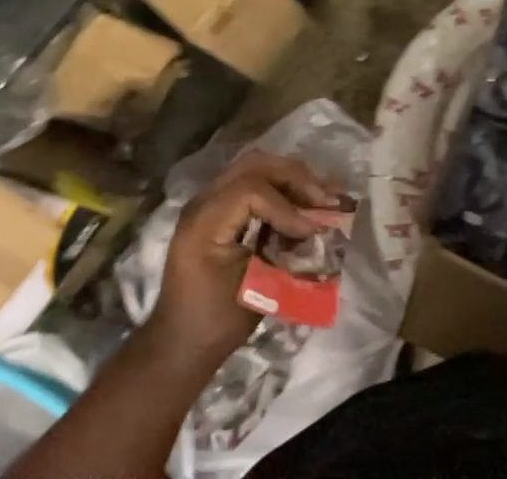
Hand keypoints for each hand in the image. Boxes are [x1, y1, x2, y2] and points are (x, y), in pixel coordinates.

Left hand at [149, 150, 338, 358]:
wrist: (180, 341)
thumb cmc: (215, 322)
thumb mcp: (254, 290)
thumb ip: (286, 254)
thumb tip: (321, 232)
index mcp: (204, 222)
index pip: (251, 190)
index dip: (287, 206)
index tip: (312, 231)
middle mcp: (202, 202)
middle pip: (254, 165)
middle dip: (294, 177)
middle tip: (325, 199)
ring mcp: (207, 202)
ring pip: (253, 167)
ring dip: (289, 178)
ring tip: (320, 196)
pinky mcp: (216, 210)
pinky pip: (249, 183)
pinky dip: (278, 188)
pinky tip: (301, 203)